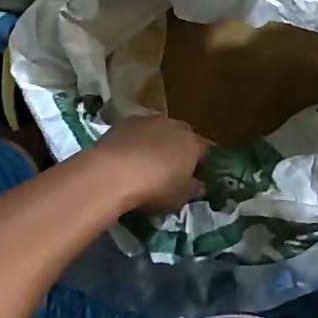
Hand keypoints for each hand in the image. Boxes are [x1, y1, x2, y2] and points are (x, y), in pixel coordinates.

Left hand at [80, 116, 208, 210]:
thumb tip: (199, 184)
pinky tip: (126, 156)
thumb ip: (193, 188)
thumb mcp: (180, 197)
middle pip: (181, 136)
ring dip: (155, 143)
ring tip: (144, 163)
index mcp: (192, 143)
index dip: (199, 163)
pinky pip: (137, 131)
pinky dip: (135, 141)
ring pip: (158, 131)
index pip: (204, 150)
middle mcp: (174, 126)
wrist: (113, 172)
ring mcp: (149, 120)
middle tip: (169, 168)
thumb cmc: (155, 187)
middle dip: (178, 149)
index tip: (193, 176)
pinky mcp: (125, 121)